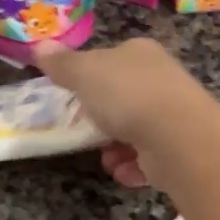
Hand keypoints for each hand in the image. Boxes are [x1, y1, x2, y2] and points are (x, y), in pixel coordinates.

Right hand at [33, 39, 219, 188]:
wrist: (176, 137)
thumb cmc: (127, 96)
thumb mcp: (84, 74)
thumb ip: (62, 64)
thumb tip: (40, 47)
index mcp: (140, 54)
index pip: (112, 60)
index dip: (91, 78)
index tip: (75, 98)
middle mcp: (161, 81)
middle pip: (124, 100)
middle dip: (102, 122)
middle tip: (86, 134)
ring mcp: (173, 117)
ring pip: (136, 134)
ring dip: (115, 150)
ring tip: (107, 160)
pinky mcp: (179, 151)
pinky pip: (149, 161)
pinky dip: (133, 168)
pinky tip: (125, 172)